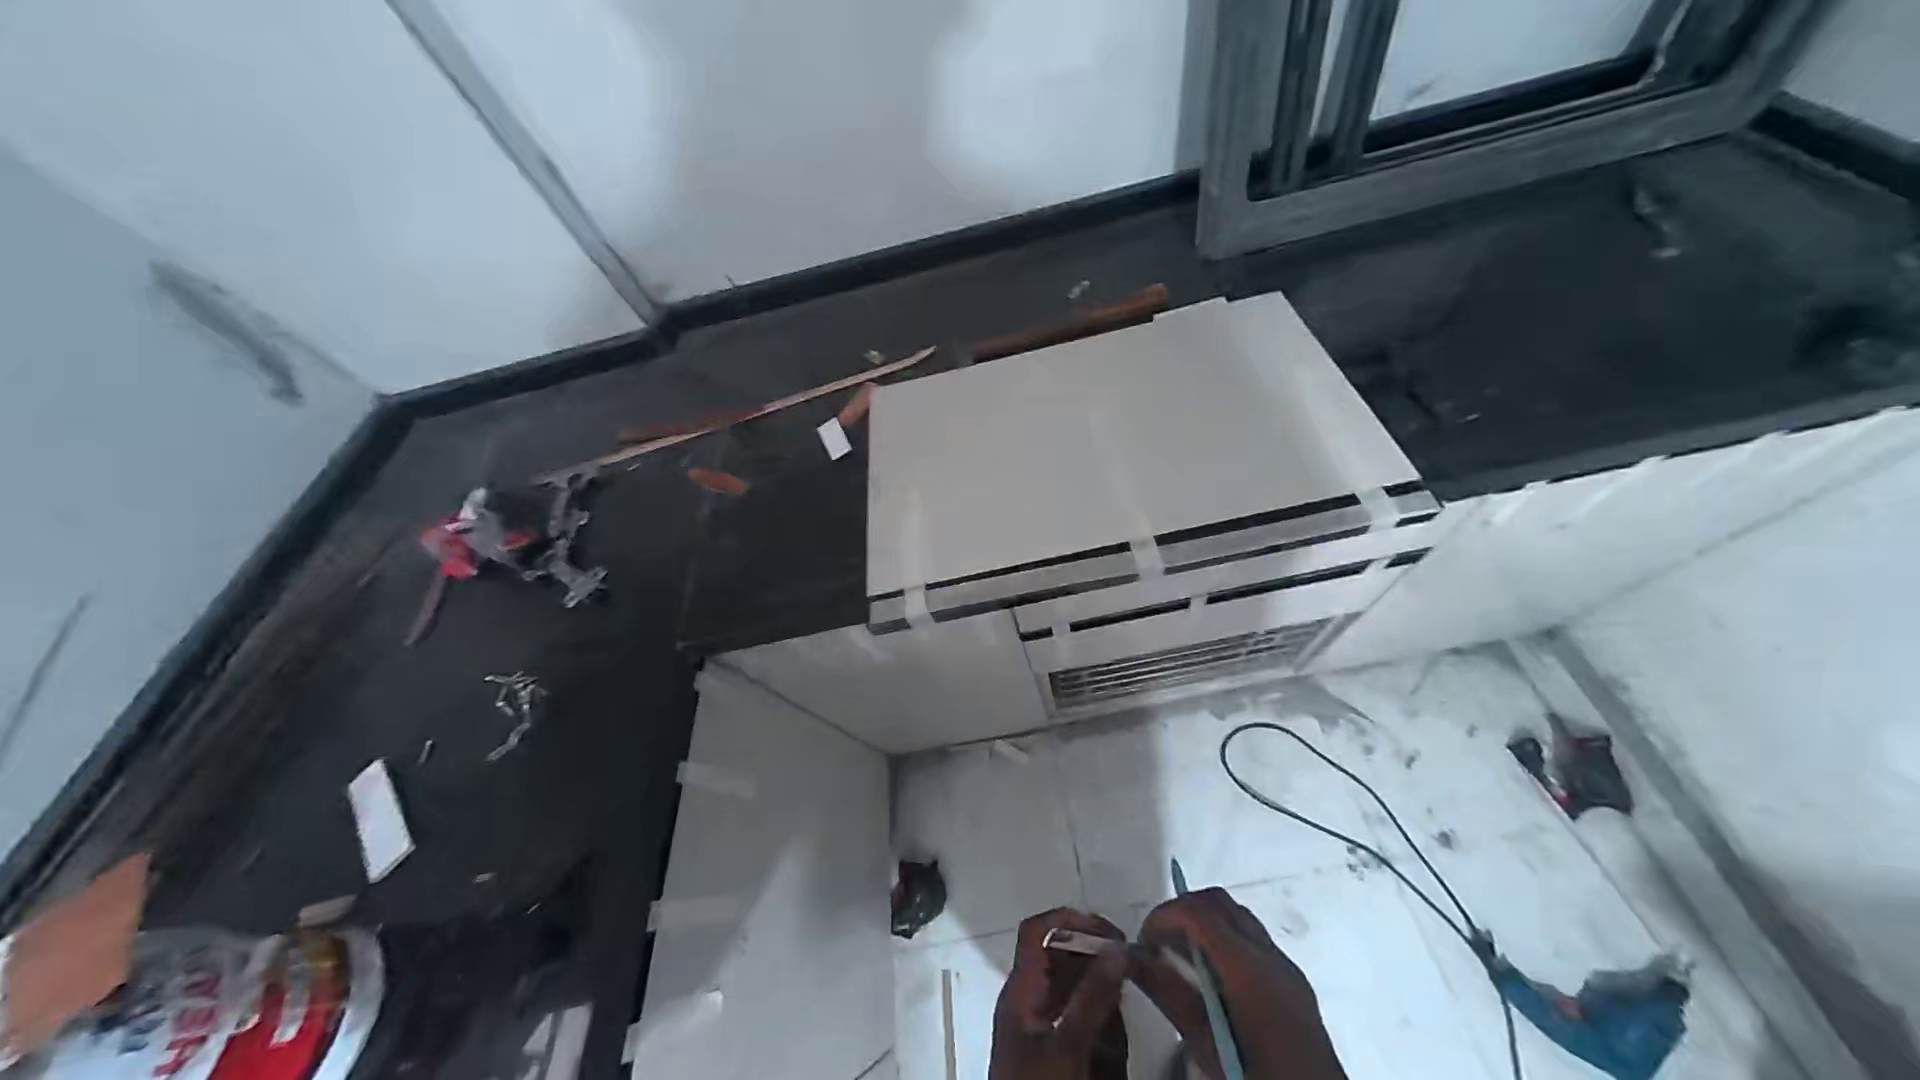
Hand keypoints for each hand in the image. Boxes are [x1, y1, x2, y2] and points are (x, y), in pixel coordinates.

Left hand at [989, 908, 1128, 1079]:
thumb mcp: (1067, 1048)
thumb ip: (1092, 999)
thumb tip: (1116, 948)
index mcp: (1021, 989)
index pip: (1036, 930)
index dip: (1068, 919)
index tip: (1108, 931)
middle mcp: (1026, 997)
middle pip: (1054, 953)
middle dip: (1090, 950)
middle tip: (1127, 960)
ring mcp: (1037, 1022)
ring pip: (1066, 980)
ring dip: (1095, 978)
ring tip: (1124, 987)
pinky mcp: (1049, 1046)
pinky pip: (1072, 1010)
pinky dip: (1094, 1007)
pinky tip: (1114, 1019)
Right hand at [1131, 888, 1346, 1079]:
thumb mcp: (1205, 1048)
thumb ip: (1169, 996)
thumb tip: (1133, 959)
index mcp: (1248, 969)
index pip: (1197, 911)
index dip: (1163, 916)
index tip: (1143, 943)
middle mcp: (1270, 957)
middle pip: (1218, 902)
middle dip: (1181, 912)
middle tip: (1157, 945)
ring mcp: (1287, 970)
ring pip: (1237, 918)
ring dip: (1203, 925)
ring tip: (1179, 961)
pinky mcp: (1295, 987)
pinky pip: (1253, 941)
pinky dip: (1224, 943)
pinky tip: (1210, 981)